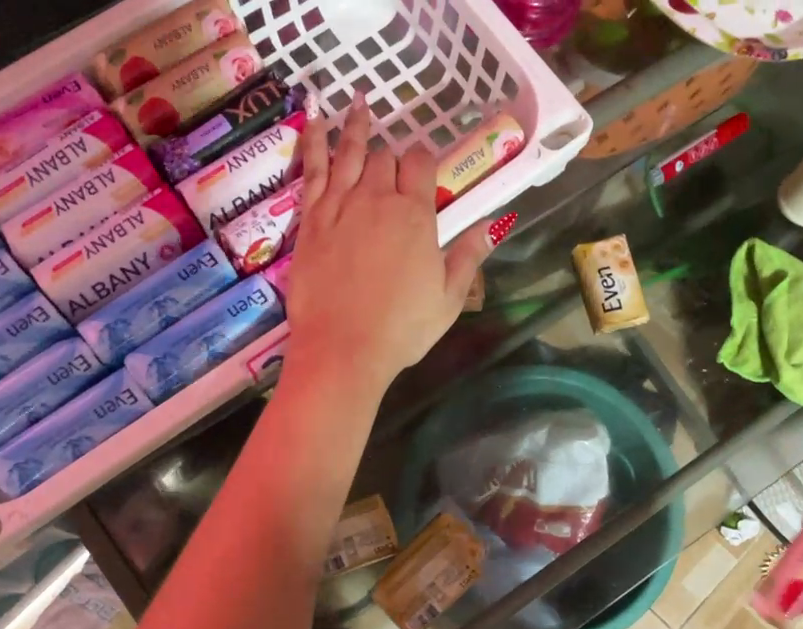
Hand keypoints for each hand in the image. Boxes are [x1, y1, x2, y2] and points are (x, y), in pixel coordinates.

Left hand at [284, 100, 498, 397]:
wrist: (343, 348)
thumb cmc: (402, 330)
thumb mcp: (448, 300)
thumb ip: (468, 257)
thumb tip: (491, 225)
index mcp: (416, 217)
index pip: (422, 165)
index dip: (424, 160)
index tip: (424, 165)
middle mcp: (378, 199)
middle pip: (386, 158)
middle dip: (393, 156)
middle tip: (394, 161)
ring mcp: (340, 205)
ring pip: (350, 153)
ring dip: (358, 128)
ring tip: (360, 105)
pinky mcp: (311, 219)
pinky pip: (313, 168)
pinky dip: (316, 140)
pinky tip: (316, 120)